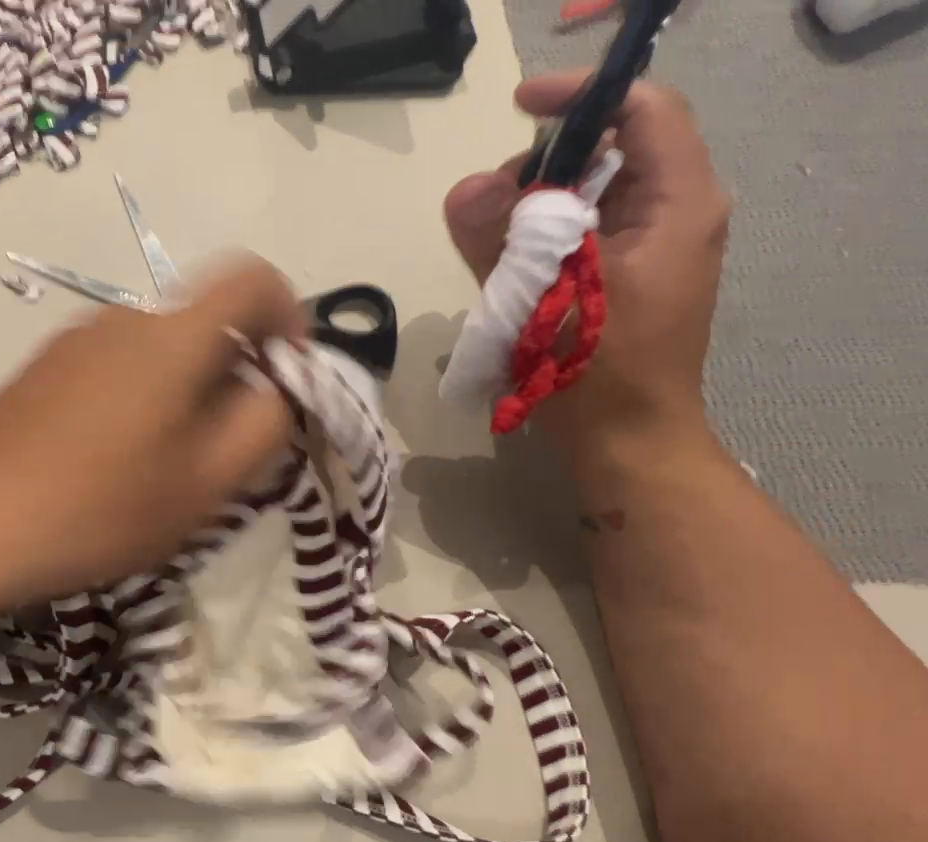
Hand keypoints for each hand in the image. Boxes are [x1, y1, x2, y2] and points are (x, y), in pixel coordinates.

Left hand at [0, 255, 302, 610]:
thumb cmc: (94, 511)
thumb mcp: (202, 485)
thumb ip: (263, 424)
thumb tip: (278, 387)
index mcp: (169, 334)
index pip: (253, 278)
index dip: (289, 319)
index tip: (285, 382)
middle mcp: (117, 320)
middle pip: (200, 317)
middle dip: (232, 368)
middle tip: (224, 444)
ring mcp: (65, 344)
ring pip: (151, 348)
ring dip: (179, 390)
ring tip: (162, 465)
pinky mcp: (33, 374)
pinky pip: (106, 369)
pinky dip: (133, 399)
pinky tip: (107, 463)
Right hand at [444, 74, 729, 454]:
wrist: (629, 442)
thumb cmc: (595, 374)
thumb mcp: (539, 302)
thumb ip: (501, 239)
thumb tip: (466, 186)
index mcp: (677, 204)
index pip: (642, 111)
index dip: (583, 96)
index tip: (517, 107)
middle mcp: (677, 212)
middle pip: (611, 150)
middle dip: (544, 165)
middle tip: (489, 208)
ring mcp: (656, 245)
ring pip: (593, 193)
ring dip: (537, 207)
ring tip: (494, 248)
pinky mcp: (632, 273)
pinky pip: (587, 229)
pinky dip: (545, 236)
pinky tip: (512, 271)